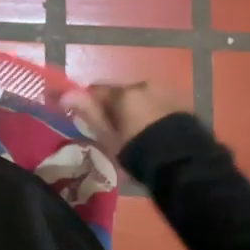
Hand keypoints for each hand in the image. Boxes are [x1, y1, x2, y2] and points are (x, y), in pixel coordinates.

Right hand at [62, 81, 187, 158]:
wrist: (184, 164)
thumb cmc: (139, 151)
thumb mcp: (109, 137)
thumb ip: (88, 113)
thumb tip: (65, 95)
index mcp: (123, 92)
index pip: (96, 90)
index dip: (88, 104)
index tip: (87, 121)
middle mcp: (143, 85)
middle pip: (119, 93)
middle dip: (114, 107)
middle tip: (114, 131)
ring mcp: (164, 93)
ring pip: (140, 98)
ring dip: (134, 110)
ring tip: (136, 134)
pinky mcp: (180, 104)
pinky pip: (157, 105)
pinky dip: (151, 114)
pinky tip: (153, 133)